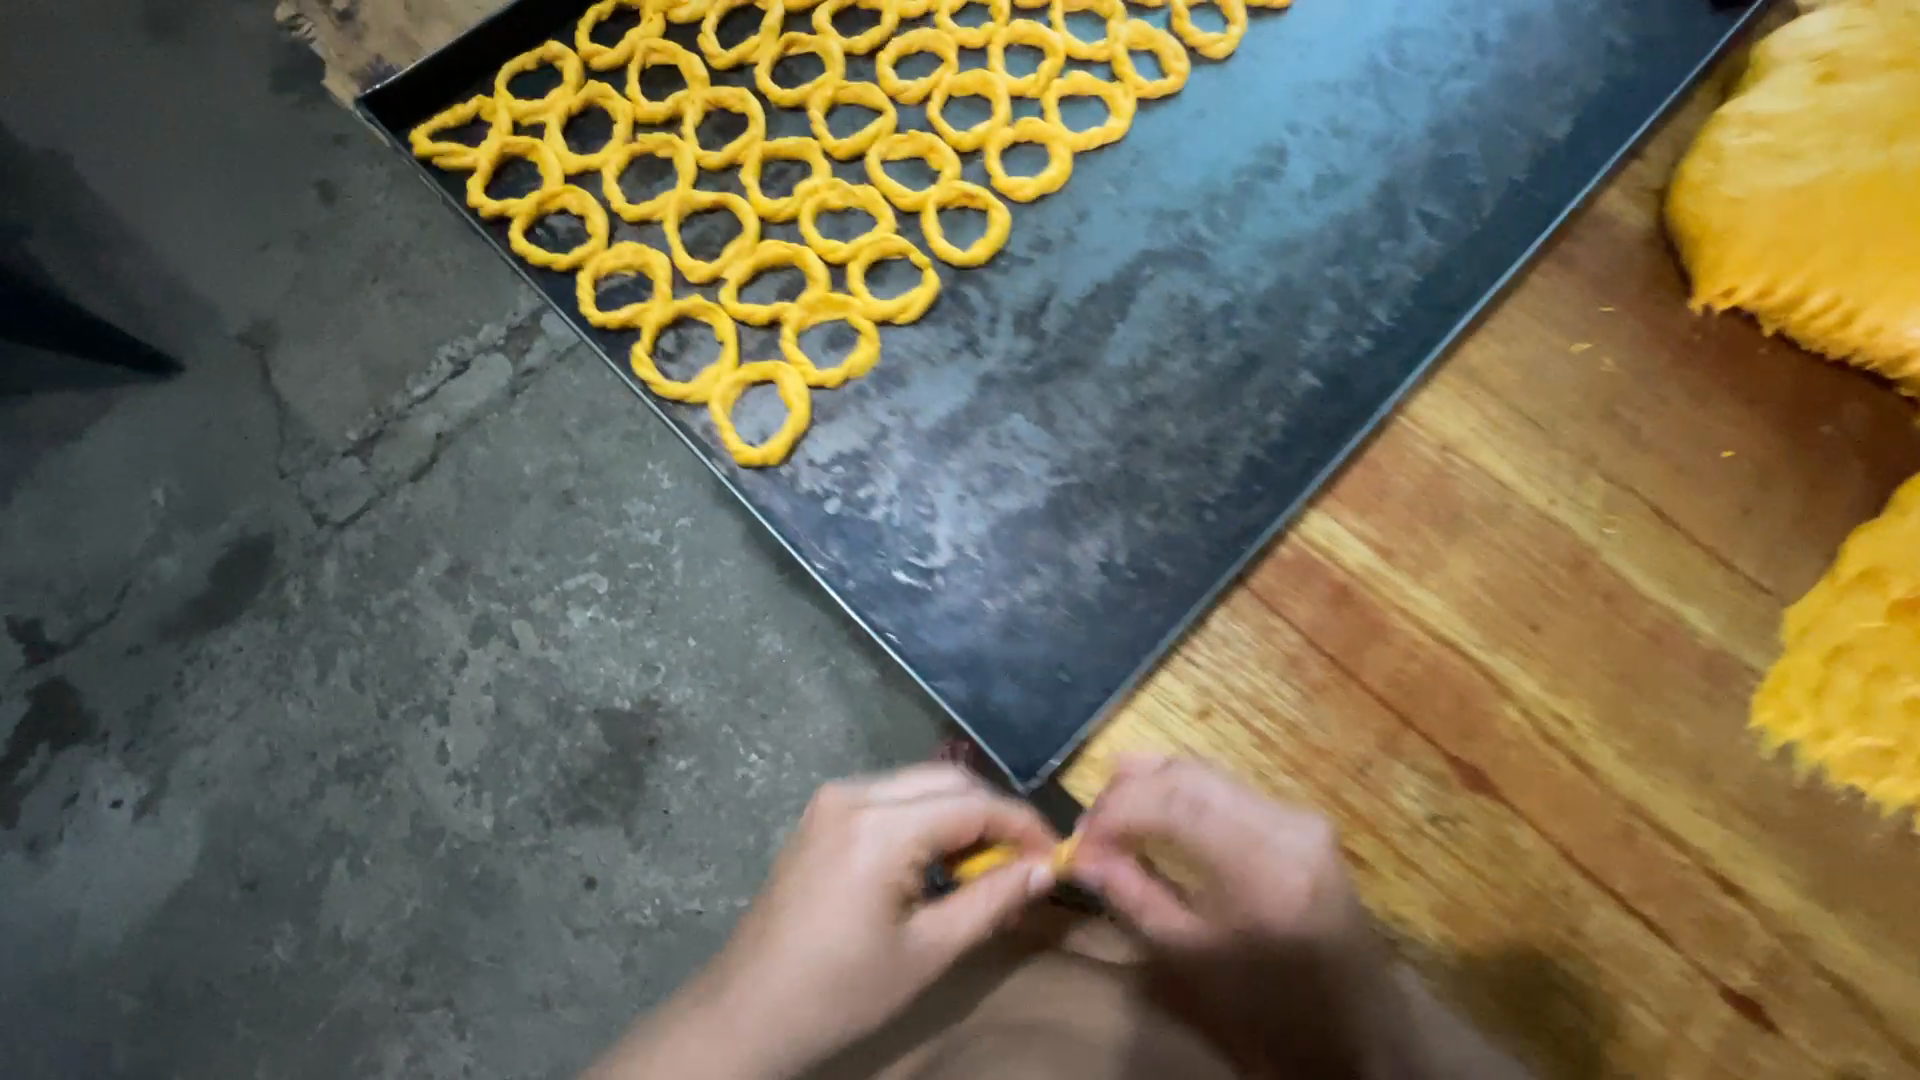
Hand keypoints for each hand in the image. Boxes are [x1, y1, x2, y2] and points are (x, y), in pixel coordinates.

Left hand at [650, 764, 1059, 1076]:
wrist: (748, 1009)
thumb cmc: (841, 991)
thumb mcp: (927, 952)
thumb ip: (991, 901)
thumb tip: (1044, 869)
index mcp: (880, 829)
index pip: (973, 804)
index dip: (1022, 825)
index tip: (1055, 854)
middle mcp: (855, 794)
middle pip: (948, 780)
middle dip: (994, 813)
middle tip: (1024, 859)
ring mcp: (833, 796)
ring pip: (920, 782)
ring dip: (961, 811)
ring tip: (988, 860)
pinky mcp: (823, 809)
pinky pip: (892, 794)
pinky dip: (927, 815)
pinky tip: (940, 855)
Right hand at [1071, 756, 1410, 1078]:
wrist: (1363, 1034)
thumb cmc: (1271, 1012)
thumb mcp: (1190, 961)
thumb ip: (1133, 896)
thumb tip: (1084, 854)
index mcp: (1263, 868)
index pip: (1171, 804)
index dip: (1115, 811)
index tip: (1080, 839)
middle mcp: (1286, 825)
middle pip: (1187, 775)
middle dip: (1128, 791)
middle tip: (1091, 824)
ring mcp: (1299, 816)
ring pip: (1205, 772)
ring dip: (1152, 785)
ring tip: (1113, 815)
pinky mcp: (1301, 819)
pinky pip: (1225, 787)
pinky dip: (1181, 792)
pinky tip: (1154, 810)